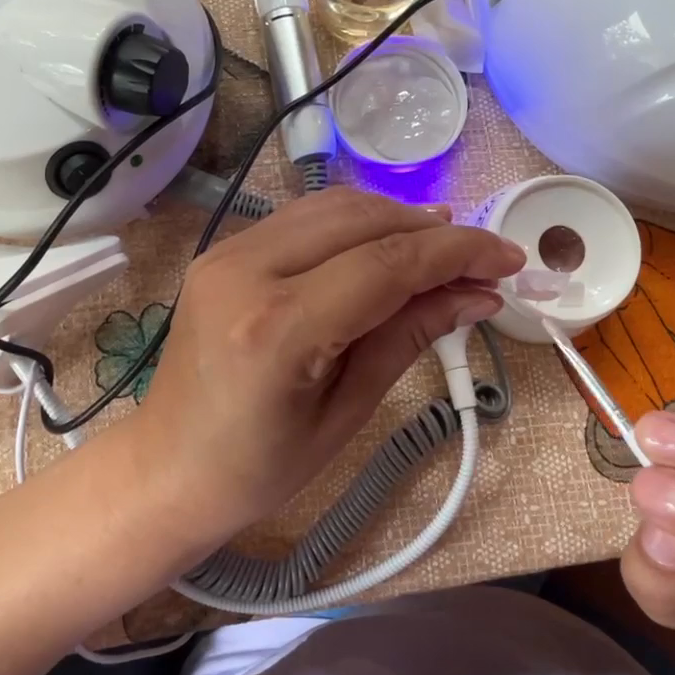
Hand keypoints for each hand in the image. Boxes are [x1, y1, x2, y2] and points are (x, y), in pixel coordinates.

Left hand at [128, 187, 524, 548]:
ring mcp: (226, 252)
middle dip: (431, 231)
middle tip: (481, 259)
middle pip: (362, 219)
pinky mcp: (221, 250)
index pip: (386, 264)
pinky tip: (385, 244)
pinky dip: (354, 223)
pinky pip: (303, 218)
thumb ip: (408, 338)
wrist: (166, 468)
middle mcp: (246, 271)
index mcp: (278, 328)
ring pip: (332, 205)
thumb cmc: (259, 469)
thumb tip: (477, 295)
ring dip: (395, 218)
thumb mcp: (346, 412)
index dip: (457, 254)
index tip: (507, 259)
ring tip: (442, 249)